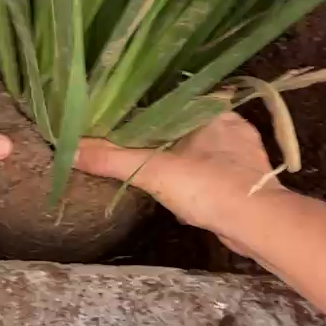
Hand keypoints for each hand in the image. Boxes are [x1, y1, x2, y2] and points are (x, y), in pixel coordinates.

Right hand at [75, 112, 286, 245]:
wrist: (257, 226)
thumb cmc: (207, 185)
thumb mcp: (150, 170)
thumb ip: (110, 159)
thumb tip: (68, 150)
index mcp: (210, 109)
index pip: (169, 99)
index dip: (143, 108)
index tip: (120, 115)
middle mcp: (229, 123)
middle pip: (182, 124)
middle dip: (160, 136)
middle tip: (130, 143)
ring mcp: (242, 152)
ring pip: (198, 148)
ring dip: (178, 158)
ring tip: (149, 164)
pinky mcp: (247, 178)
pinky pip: (211, 169)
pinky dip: (193, 178)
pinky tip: (177, 188)